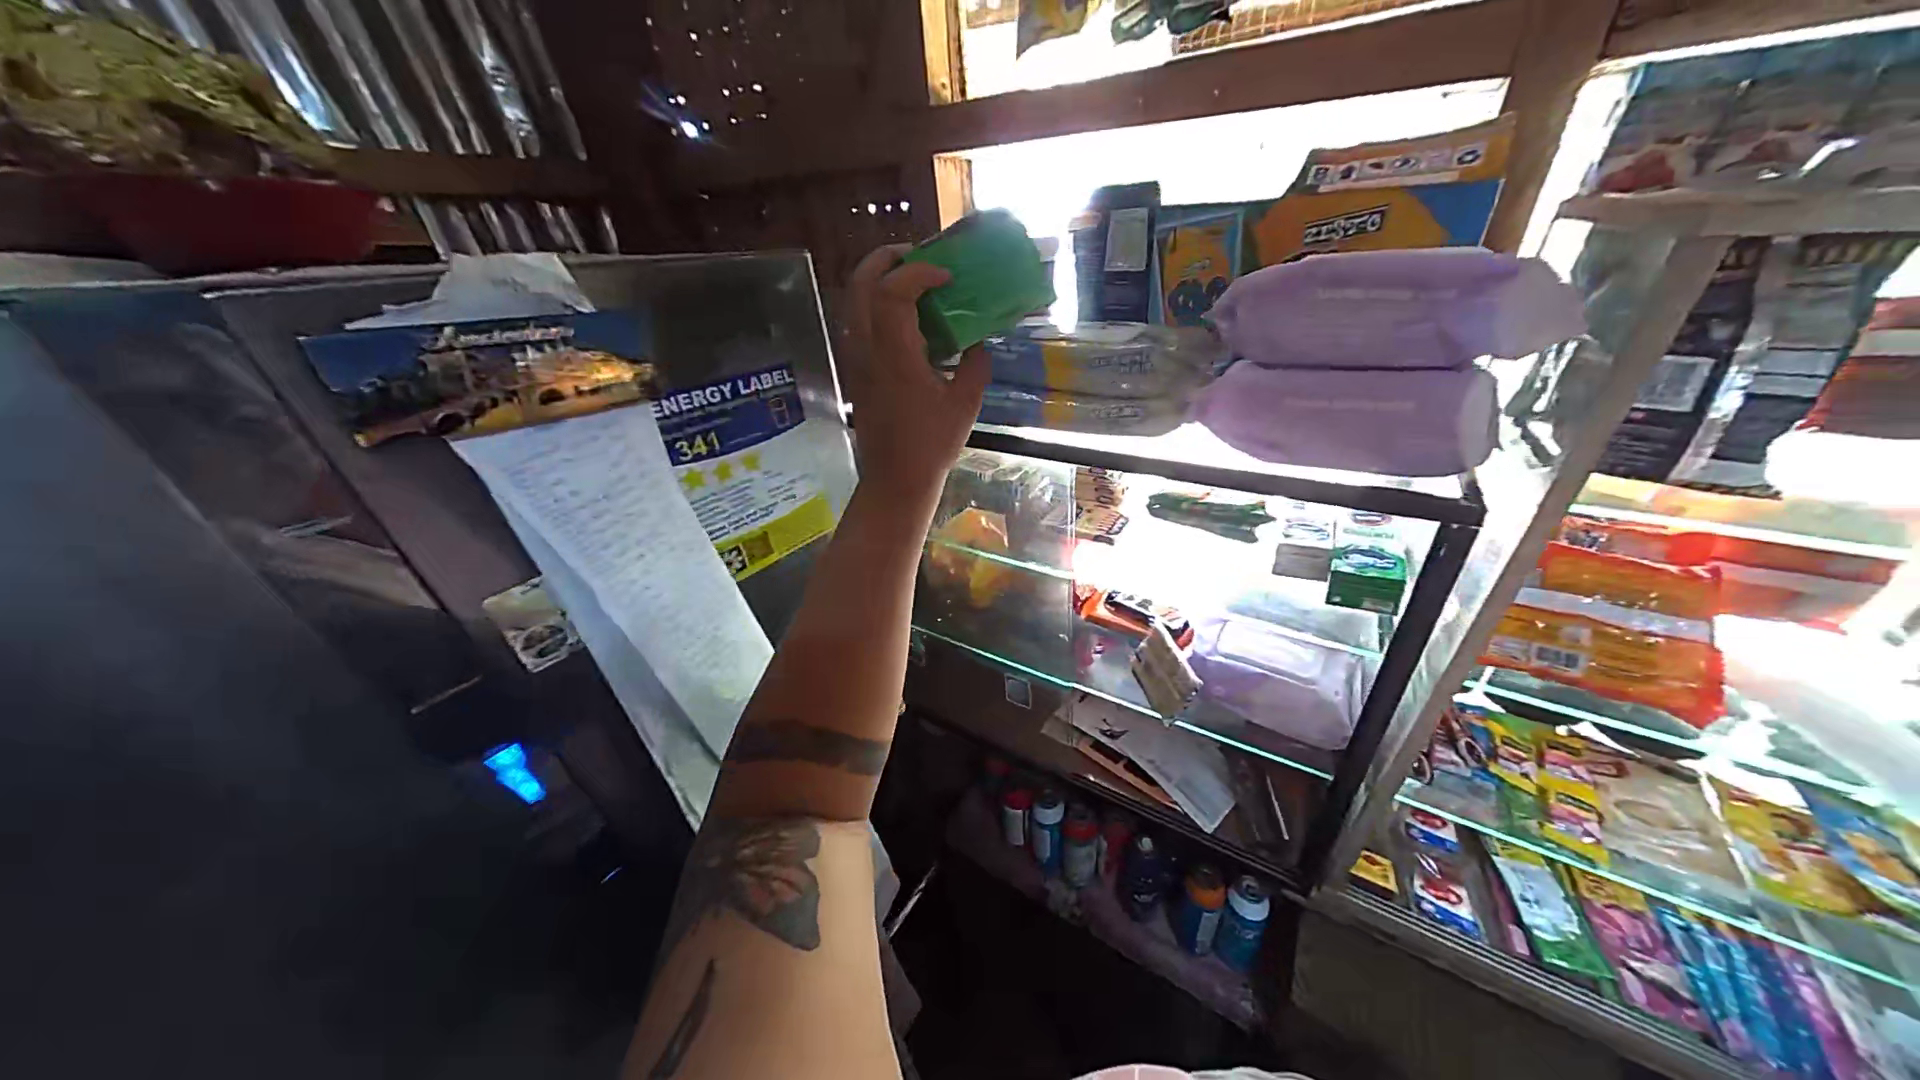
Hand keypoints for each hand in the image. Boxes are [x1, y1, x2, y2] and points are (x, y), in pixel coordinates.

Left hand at [842, 244, 988, 504]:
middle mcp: (867, 349)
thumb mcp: (965, 404)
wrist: (895, 478)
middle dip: (886, 259)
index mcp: (894, 354)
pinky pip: (856, 321)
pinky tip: (902, 316)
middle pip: (861, 283)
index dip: (919, 271)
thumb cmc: (931, 444)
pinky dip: (874, 303)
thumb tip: (979, 343)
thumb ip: (975, 366)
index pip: (893, 291)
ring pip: (853, 300)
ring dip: (876, 278)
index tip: (947, 276)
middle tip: (916, 255)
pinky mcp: (854, 370)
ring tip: (908, 279)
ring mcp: (855, 359)